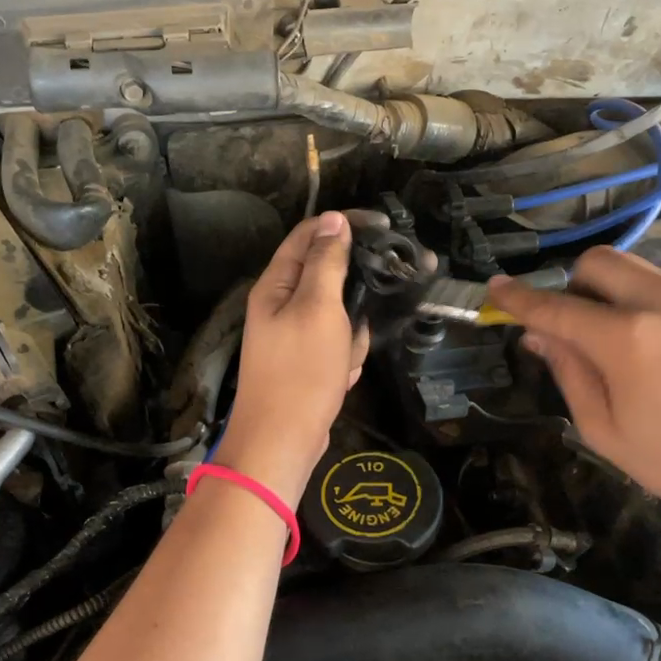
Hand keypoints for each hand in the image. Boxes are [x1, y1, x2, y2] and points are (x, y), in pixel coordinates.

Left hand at [214, 211, 367, 503]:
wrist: (282, 441)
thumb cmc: (300, 371)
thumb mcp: (317, 308)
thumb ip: (326, 262)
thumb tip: (333, 219)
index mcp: (275, 286)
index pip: (309, 236)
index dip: (343, 225)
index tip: (385, 228)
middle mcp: (281, 306)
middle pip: (329, 278)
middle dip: (353, 300)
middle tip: (359, 322)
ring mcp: (294, 337)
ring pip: (340, 317)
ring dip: (351, 337)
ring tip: (343, 359)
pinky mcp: (308, 363)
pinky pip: (338, 347)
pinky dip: (345, 360)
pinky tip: (340, 378)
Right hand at [488, 248, 660, 536]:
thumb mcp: (611, 435)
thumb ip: (571, 376)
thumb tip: (540, 336)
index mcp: (629, 341)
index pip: (556, 307)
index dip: (520, 298)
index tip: (498, 288)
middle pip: (605, 262)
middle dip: (584, 285)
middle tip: (594, 322)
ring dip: (654, 310)